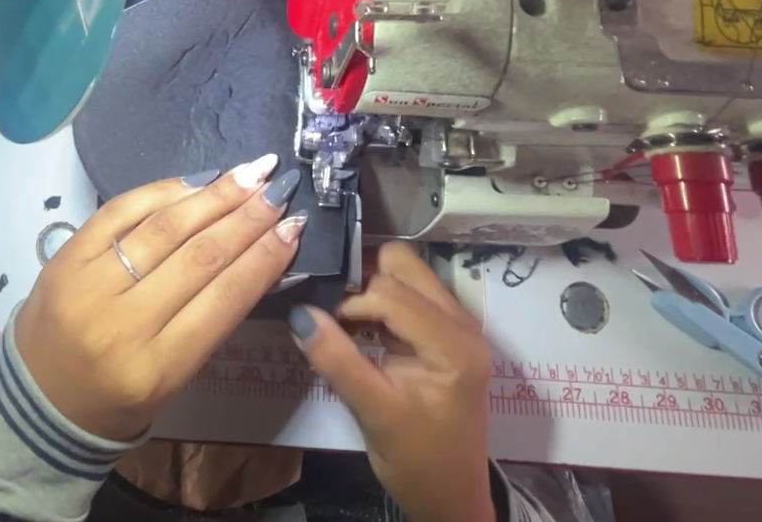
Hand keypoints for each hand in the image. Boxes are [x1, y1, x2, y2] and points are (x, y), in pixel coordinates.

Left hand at [13, 154, 305, 440]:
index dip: (264, 258)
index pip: (224, 301)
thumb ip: (213, 318)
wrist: (34, 401)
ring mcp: (88, 285)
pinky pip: (121, 210)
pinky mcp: (66, 256)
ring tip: (251, 173)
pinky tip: (198, 180)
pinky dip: (163, 190)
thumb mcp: (173, 377)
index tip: (295, 226)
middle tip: (280, 189)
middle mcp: (122, 324)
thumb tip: (263, 254)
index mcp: (156, 369)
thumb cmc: (116, 398)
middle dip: (247, 218)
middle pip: (198, 257)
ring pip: (164, 228)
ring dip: (214, 196)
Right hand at [290, 242, 494, 521]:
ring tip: (342, 316)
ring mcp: (458, 322)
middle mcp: (462, 322)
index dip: (350, 300)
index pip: (392, 293)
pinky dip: (380, 298)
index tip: (321, 320)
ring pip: (406, 271)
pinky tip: (359, 324)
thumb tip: (299, 313)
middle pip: (403, 264)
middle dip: (362, 278)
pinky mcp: (447, 328)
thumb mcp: (373, 414)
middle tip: (332, 307)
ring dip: (371, 285)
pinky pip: (410, 290)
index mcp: (453, 344)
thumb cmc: (418, 462)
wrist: (451, 500)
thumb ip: (337, 360)